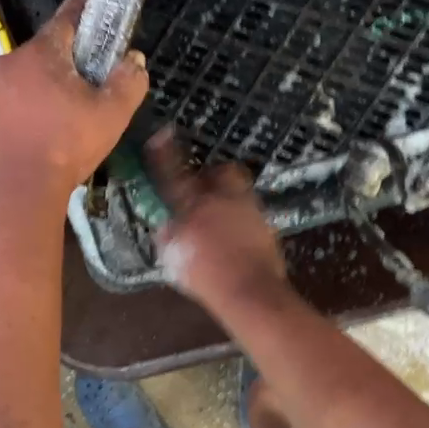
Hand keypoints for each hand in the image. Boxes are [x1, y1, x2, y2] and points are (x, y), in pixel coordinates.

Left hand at [0, 0, 148, 208]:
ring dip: (41, 87)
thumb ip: (128, 81)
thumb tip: (133, 60)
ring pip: (22, 78)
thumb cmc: (66, 148)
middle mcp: (6, 62)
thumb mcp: (111, 115)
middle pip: (44, 52)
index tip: (96, 2)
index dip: (85, 8)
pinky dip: (22, 109)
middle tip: (87, 84)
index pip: (66, 18)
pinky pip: (6, 101)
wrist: (16, 194)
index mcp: (40, 53)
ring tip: (61, 116)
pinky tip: (35, 132)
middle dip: (65, 61)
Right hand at [146, 129, 296, 311]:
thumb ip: (168, 234)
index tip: (160, 134)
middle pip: (222, 171)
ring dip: (227, 196)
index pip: (173, 173)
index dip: (165, 153)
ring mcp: (250, 211)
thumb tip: (165, 223)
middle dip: (212, 173)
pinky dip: (239, 219)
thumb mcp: (173, 256)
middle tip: (202, 185)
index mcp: (194, 205)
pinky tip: (232, 236)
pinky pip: (249, 214)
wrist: (251, 293)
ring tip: (218, 214)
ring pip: (239, 190)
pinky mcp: (267, 227)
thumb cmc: (206, 275)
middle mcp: (224, 200)